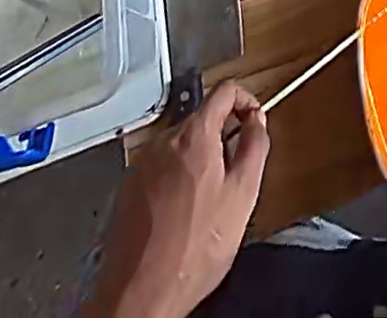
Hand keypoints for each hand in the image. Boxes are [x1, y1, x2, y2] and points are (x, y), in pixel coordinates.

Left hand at [85, 82, 269, 317]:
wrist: (139, 295)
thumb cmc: (191, 250)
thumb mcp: (242, 195)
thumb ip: (255, 146)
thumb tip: (257, 120)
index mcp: (195, 136)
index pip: (224, 90)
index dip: (246, 99)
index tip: (254, 118)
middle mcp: (164, 141)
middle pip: (203, 119)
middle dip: (222, 140)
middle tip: (233, 176)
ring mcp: (142, 162)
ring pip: (182, 146)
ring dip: (199, 162)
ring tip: (205, 204)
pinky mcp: (129, 185)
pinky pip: (161, 166)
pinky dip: (176, 179)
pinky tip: (181, 214)